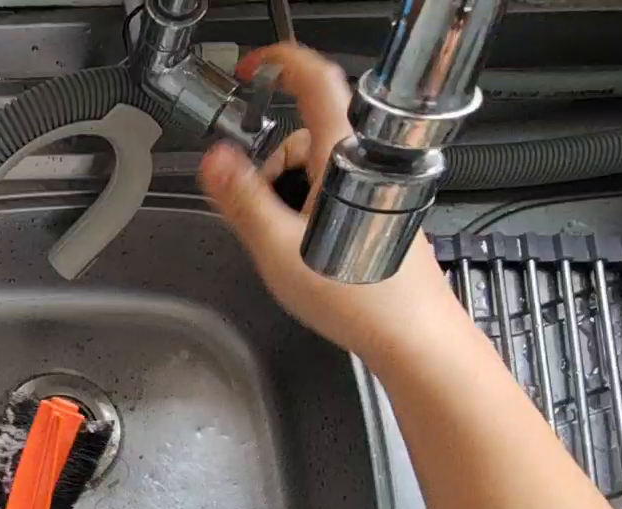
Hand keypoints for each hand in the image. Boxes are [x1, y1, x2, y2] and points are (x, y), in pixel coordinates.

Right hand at [198, 43, 469, 364]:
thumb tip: (214, 161)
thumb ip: (242, 199)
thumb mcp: (278, 249)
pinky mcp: (381, 211)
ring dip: (289, 192)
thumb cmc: (356, 295)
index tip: (253, 66)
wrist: (407, 332)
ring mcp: (378, 187)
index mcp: (345, 156)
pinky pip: (334, 191)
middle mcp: (368, 162)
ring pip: (320, 166)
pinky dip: (309, 208)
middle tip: (254, 205)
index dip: (281, 62)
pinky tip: (305, 249)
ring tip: (283, 240)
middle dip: (271, 163)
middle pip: (307, 133)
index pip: (315, 80)